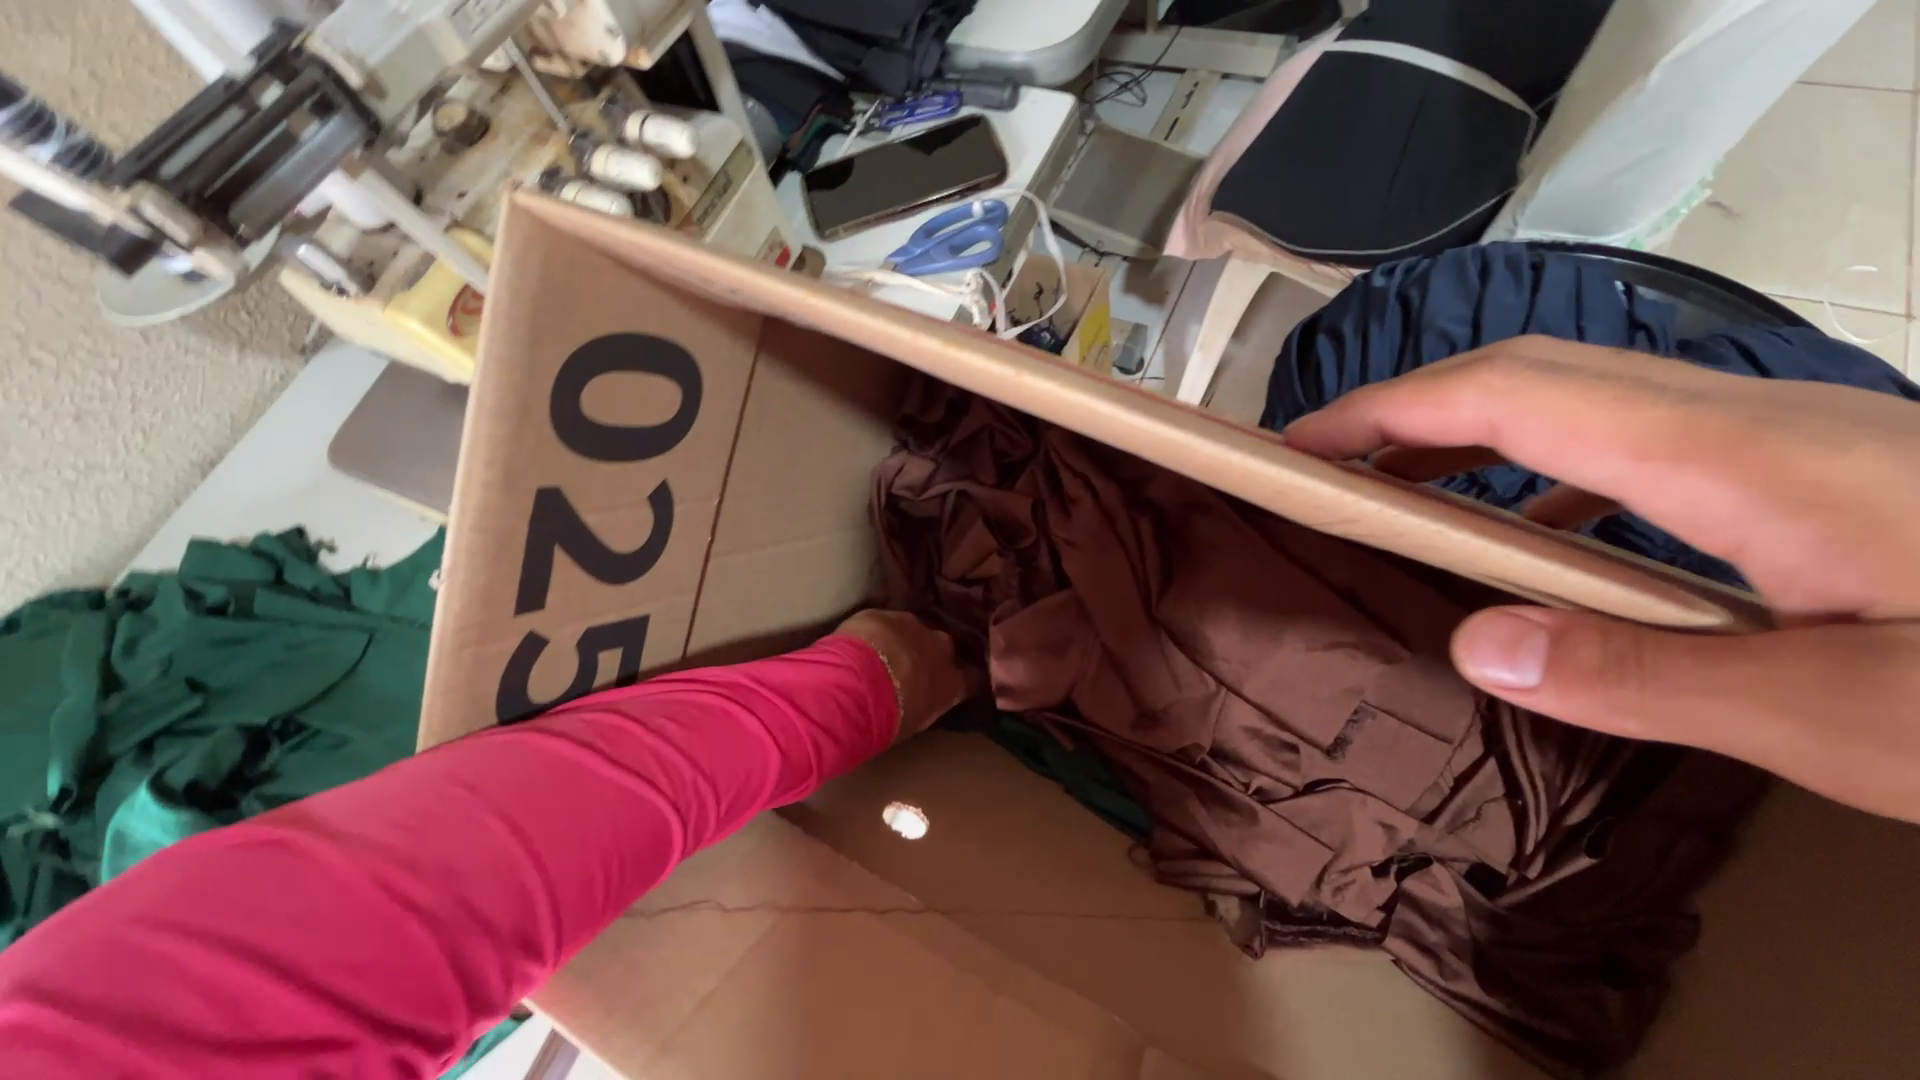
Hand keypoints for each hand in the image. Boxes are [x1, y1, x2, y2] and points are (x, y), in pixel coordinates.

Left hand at [834, 610, 969, 741]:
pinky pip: (882, 623)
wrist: (856, 685)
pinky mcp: (882, 615)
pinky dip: (874, 632)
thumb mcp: (917, 721)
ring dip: (902, 640)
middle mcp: (939, 647)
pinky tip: (859, 644)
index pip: (970, 679)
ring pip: (912, 630)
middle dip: (929, 654)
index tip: (952, 685)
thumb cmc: (890, 717)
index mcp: (951, 681)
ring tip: (882, 654)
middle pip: (942, 647)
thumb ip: (928, 704)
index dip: (961, 680)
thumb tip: (926, 699)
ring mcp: (911, 626)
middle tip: (911, 668)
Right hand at [1282, 336, 1919, 822]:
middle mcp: (1738, 422)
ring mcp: (1774, 440)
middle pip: (1530, 378)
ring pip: (1575, 406)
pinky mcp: (1801, 472)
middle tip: (1323, 467)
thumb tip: (1473, 646)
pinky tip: (1527, 542)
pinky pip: (1625, 450)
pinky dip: (1539, 479)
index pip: (1508, 394)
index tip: (1299, 444)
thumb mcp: (1852, 718)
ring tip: (1394, 499)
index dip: (1387, 408)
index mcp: (1728, 457)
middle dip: (1407, 410)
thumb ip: (1647, 679)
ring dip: (1466, 440)